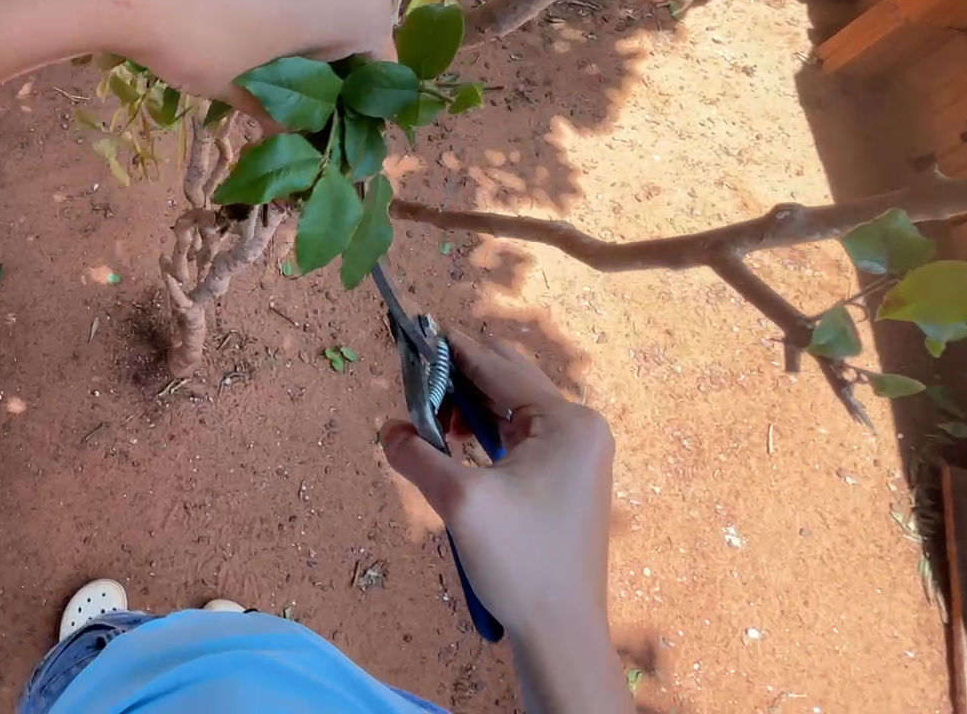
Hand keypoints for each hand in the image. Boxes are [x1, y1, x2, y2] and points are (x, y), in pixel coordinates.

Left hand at [0, 0, 394, 108]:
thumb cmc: (204, 36)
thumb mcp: (247, 91)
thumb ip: (283, 117)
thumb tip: (292, 139)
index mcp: (368, 8)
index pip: (377, 78)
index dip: (346, 116)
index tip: (312, 141)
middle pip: (351, 42)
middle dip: (321, 83)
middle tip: (278, 117)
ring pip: (320, 14)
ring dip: (297, 53)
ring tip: (251, 83)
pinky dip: (277, 21)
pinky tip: (234, 43)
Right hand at [382, 332, 625, 708]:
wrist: (561, 636)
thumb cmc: (519, 561)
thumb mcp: (458, 500)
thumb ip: (415, 453)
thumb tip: (388, 428)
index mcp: (567, 422)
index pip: (496, 368)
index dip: (451, 350)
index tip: (414, 331)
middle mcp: (578, 427)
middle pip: (506, 380)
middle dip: (457, 377)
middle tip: (414, 381)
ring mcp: (574, 452)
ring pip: (507, 406)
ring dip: (466, 405)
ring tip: (428, 418)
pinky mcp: (562, 475)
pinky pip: (514, 432)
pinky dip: (480, 429)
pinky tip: (452, 441)